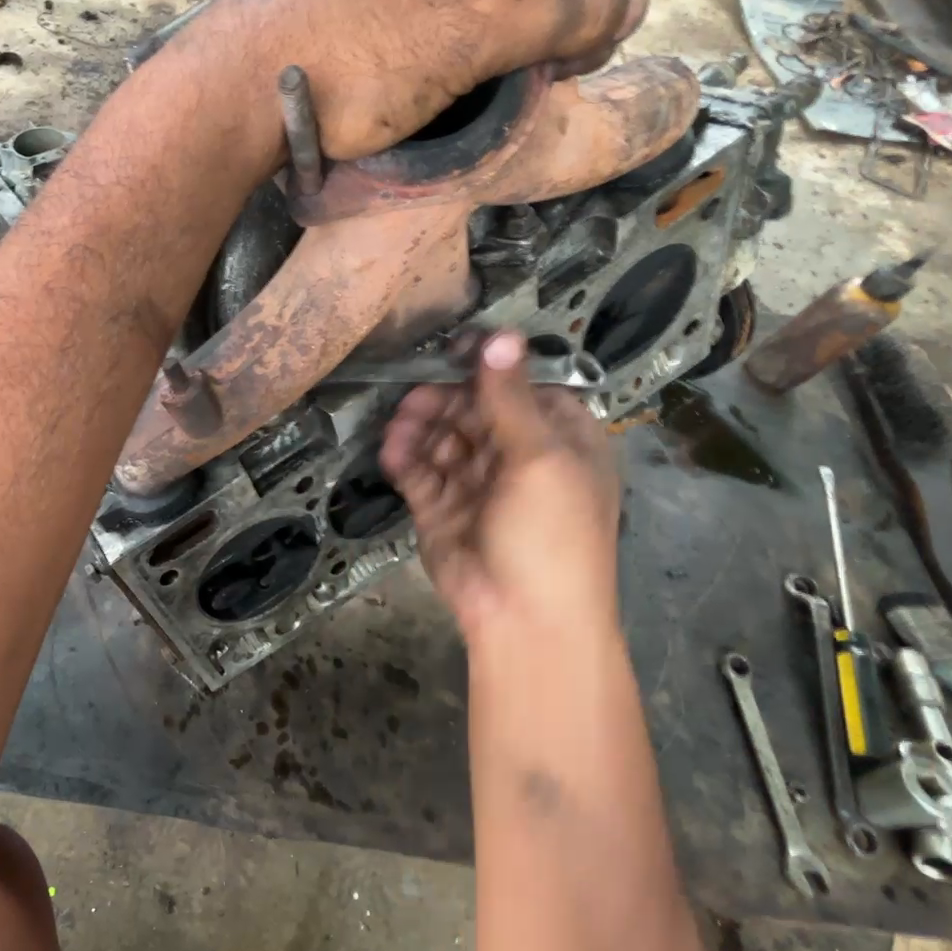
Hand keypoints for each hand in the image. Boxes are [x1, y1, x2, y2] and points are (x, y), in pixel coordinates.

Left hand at [201, 0, 649, 158]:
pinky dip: (414, 76)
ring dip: (466, 65)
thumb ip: (568, 2)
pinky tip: (405, 111)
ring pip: (445, 18)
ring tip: (452, 110)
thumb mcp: (480, 23)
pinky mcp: (326, 25)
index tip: (567, 60)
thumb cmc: (357, 52)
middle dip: (516, 36)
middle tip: (508, 94)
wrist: (227, 103)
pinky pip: (396, 44)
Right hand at [378, 332, 620, 637]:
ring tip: (398, 423)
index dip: (488, 369)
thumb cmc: (551, 534)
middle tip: (413, 394)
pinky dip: (404, 458)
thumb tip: (500, 333)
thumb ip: (509, 397)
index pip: (522, 387)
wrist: (523, 617)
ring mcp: (476, 483)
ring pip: (442, 438)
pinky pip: (419, 471)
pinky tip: (391, 450)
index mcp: (560, 440)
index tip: (451, 351)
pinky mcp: (440, 507)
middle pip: (473, 409)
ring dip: (419, 426)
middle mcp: (517, 456)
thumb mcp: (540, 458)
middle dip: (444, 399)